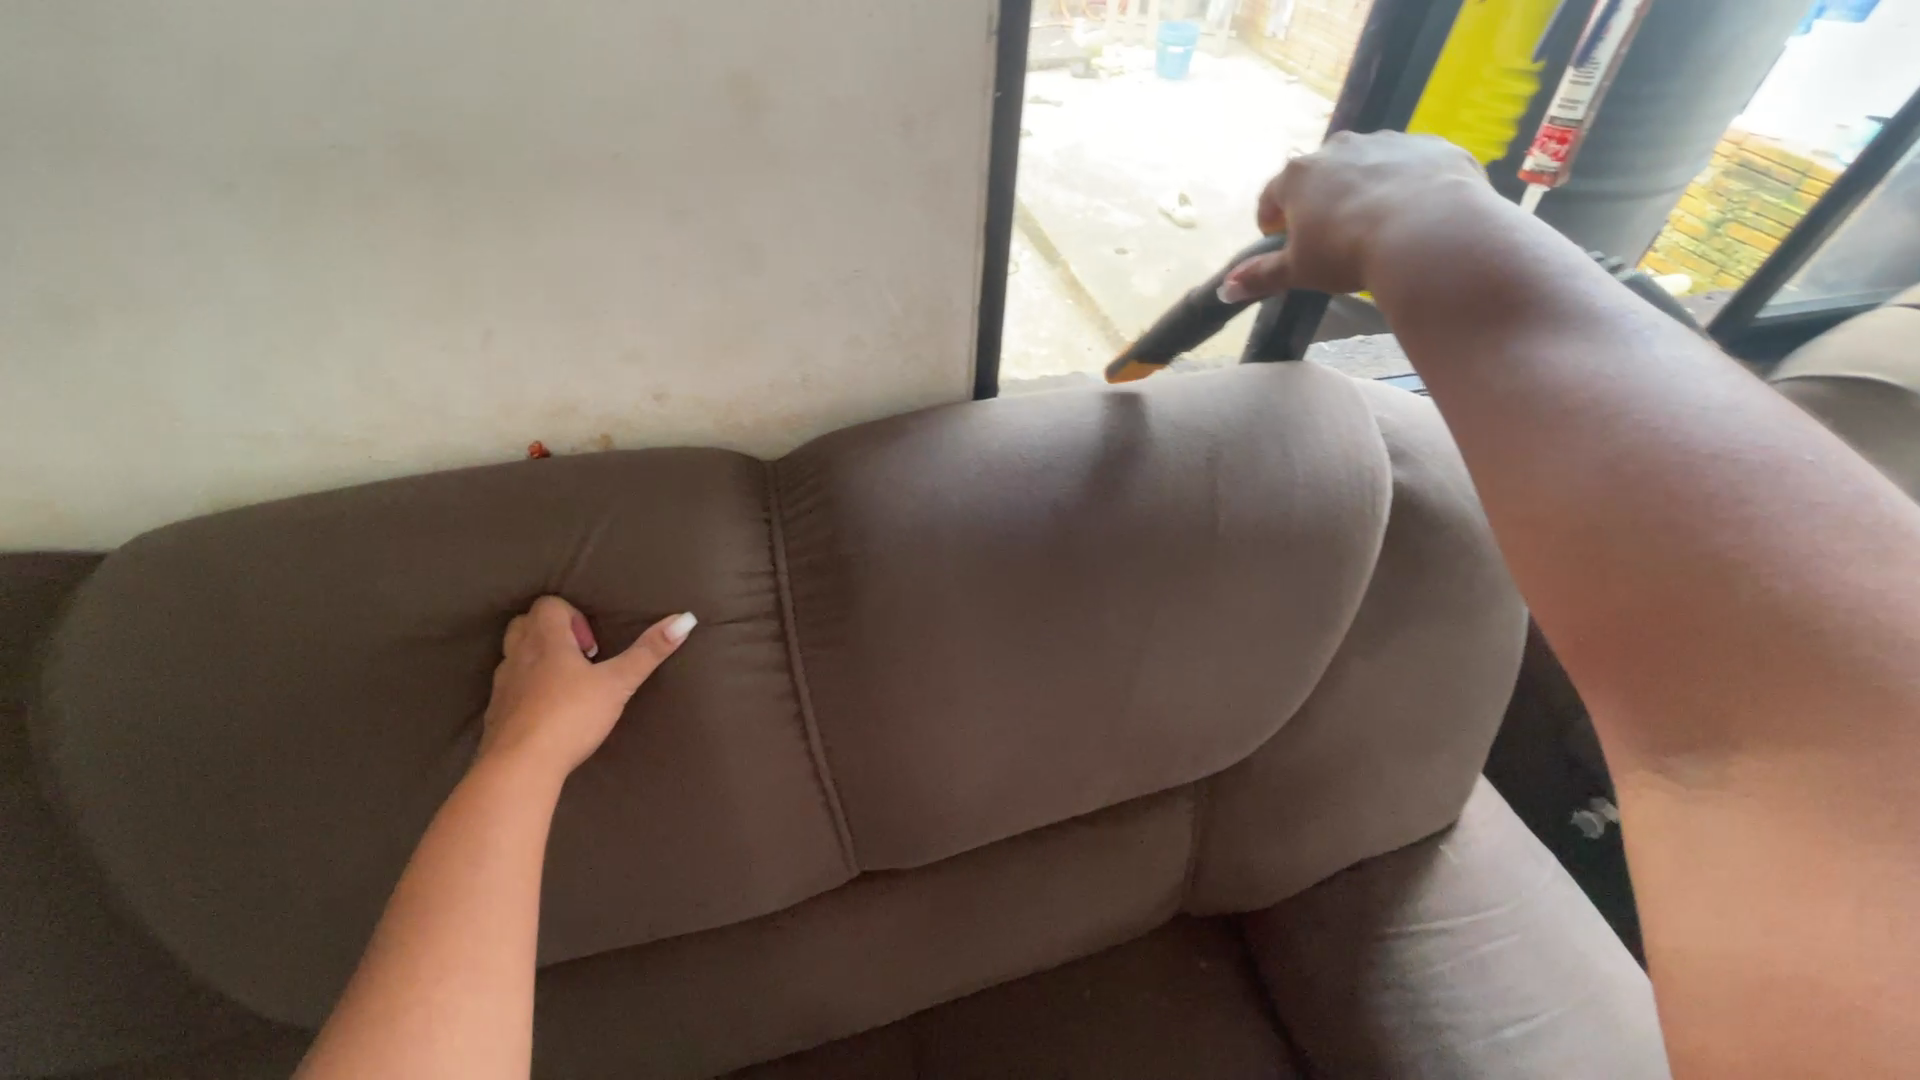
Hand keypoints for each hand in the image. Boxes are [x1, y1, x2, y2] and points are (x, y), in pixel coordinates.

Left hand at [478, 596, 695, 778]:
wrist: (519, 766)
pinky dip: (526, 687)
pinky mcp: (494, 712)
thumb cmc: (571, 716)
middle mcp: (519, 656)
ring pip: (513, 654)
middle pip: (524, 623)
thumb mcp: (618, 683)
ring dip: (536, 658)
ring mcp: (503, 684)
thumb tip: (686, 618)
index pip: (548, 605)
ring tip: (565, 682)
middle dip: (551, 631)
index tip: (591, 646)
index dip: (572, 615)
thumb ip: (649, 651)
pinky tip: (547, 710)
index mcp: (546, 642)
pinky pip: (508, 686)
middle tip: (578, 657)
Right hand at [1219, 131, 1496, 300]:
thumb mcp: (1298, 271)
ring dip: (1361, 188)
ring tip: (1373, 224)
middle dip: (1317, 200)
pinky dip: (1405, 184)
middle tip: (1327, 234)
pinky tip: (1412, 214)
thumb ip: (1260, 277)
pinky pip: (1409, 166)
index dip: (1271, 219)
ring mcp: (1387, 141)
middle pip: (1318, 175)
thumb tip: (1225, 289)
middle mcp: (1338, 147)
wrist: (1428, 231)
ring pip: (1365, 165)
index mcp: (1298, 176)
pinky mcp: (1430, 145)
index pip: (1271, 195)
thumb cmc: (1346, 252)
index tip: (1277, 239)